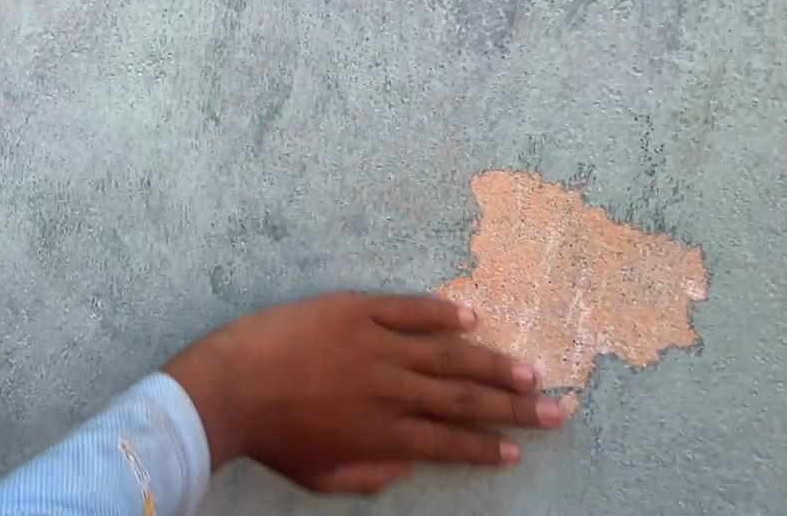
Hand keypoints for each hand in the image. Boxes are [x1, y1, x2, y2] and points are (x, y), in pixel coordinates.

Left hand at [162, 292, 562, 495]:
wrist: (232, 385)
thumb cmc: (273, 436)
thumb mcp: (323, 476)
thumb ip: (371, 474)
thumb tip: (410, 464)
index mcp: (384, 433)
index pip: (450, 442)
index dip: (488, 447)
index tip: (518, 449)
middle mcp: (391, 390)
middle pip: (462, 399)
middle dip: (512, 407)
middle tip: (553, 409)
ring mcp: (375, 345)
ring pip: (445, 354)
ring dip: (490, 363)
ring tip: (528, 370)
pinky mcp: (354, 311)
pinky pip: (406, 309)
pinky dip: (439, 312)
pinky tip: (469, 314)